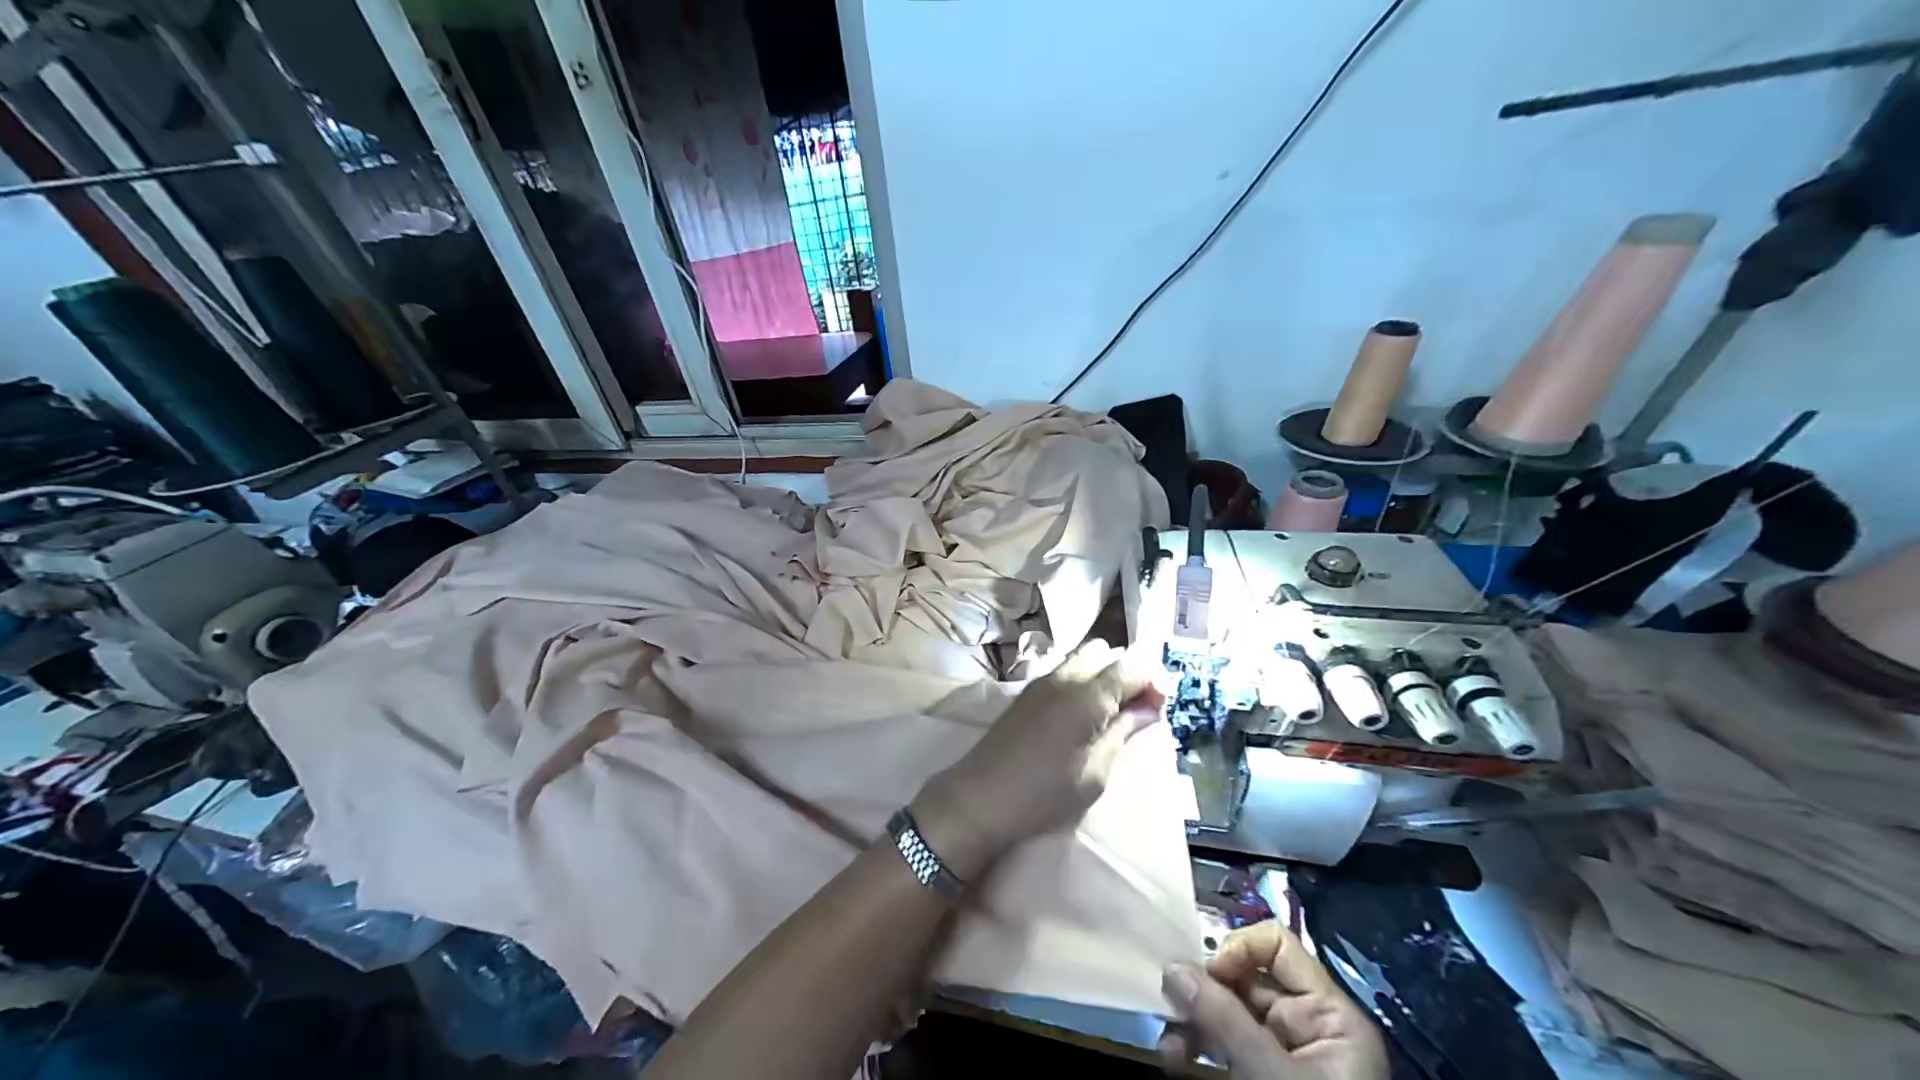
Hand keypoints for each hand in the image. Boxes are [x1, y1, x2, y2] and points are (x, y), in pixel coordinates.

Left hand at [911, 640, 1165, 878]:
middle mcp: (1065, 677)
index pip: (1131, 666)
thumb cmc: (1045, 792)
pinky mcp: (1028, 693)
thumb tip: (1149, 709)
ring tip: (1116, 711)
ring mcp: (1042, 681)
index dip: (1153, 679)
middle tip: (1142, 706)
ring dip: (1105, 674)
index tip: (1163, 705)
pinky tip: (1088, 712)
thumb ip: (1123, 732)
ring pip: (1083, 658)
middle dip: (1130, 672)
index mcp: (1088, 694)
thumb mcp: (1097, 771)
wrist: (981, 797)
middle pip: (1106, 654)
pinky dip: (1085, 680)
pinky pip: (1065, 671)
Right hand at [1160, 921, 1387, 1079]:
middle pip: (1243, 978)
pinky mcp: (1257, 1077)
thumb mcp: (1270, 1076)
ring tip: (1170, 1051)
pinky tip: (1174, 1061)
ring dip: (1190, 1023)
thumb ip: (1223, 1019)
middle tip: (1170, 1008)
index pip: (1278, 946)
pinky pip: (1220, 1045)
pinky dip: (1195, 1048)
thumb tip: (1172, 966)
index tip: (1209, 976)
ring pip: (1224, 1012)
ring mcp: (1280, 1054)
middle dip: (1202, 992)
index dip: (1238, 949)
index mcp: (1328, 1016)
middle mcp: (1305, 1026)